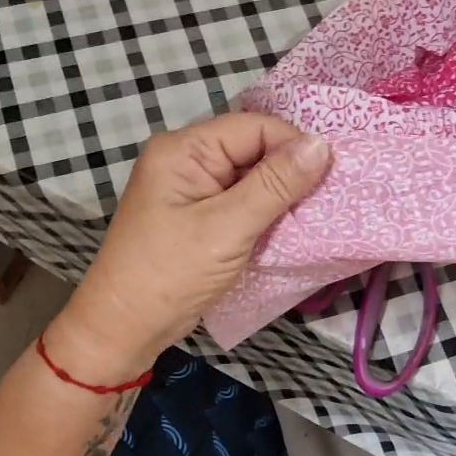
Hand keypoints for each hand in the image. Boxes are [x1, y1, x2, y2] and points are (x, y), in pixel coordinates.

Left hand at [48, 113, 330, 381]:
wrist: (124, 328)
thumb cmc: (169, 274)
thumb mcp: (227, 228)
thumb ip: (275, 185)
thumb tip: (321, 145)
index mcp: (183, 149)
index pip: (254, 127)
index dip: (294, 145)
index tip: (332, 176)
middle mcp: (184, 159)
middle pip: (253, 148)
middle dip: (290, 171)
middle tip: (329, 197)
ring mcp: (189, 189)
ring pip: (249, 177)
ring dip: (280, 195)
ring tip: (314, 214)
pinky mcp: (196, 217)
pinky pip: (239, 202)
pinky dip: (264, 213)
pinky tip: (288, 228)